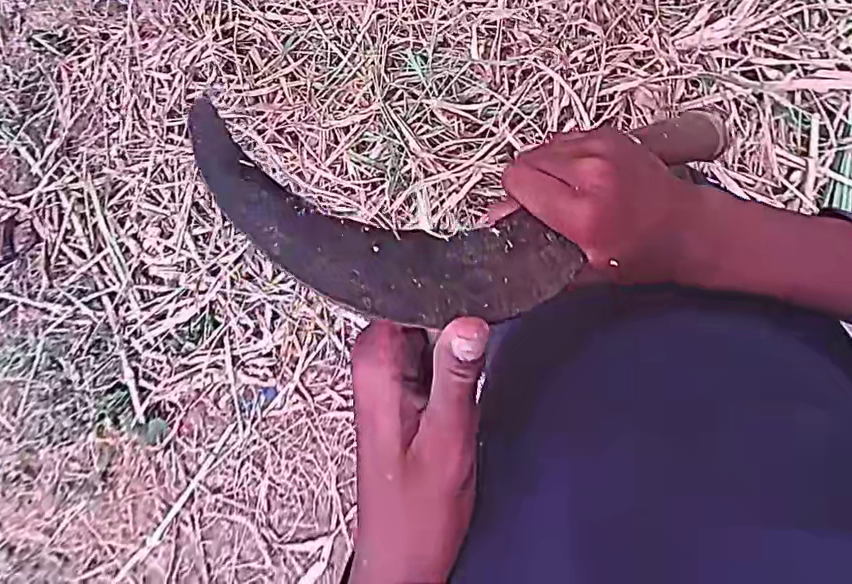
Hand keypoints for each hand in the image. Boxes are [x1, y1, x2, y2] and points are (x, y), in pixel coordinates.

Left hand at [351, 317, 488, 583]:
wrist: (402, 557)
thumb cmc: (413, 514)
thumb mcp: (447, 440)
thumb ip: (457, 376)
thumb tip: (471, 323)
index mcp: (375, 360)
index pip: (413, 294)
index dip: (451, 300)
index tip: (476, 316)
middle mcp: (375, 357)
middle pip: (424, 309)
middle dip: (456, 327)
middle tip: (468, 371)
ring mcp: (387, 369)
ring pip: (431, 329)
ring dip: (455, 347)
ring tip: (460, 390)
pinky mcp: (400, 383)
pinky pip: (431, 351)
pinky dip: (451, 363)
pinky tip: (458, 391)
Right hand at [500, 127, 736, 287]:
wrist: (690, 227)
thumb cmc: (644, 251)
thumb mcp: (586, 265)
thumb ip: (534, 241)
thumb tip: (494, 219)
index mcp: (584, 213)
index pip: (517, 180)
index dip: (516, 196)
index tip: (525, 206)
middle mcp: (592, 173)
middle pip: (525, 160)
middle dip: (529, 180)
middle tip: (550, 201)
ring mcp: (602, 148)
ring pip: (542, 146)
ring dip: (546, 165)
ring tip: (571, 188)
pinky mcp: (609, 134)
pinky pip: (564, 137)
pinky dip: (565, 154)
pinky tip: (584, 174)